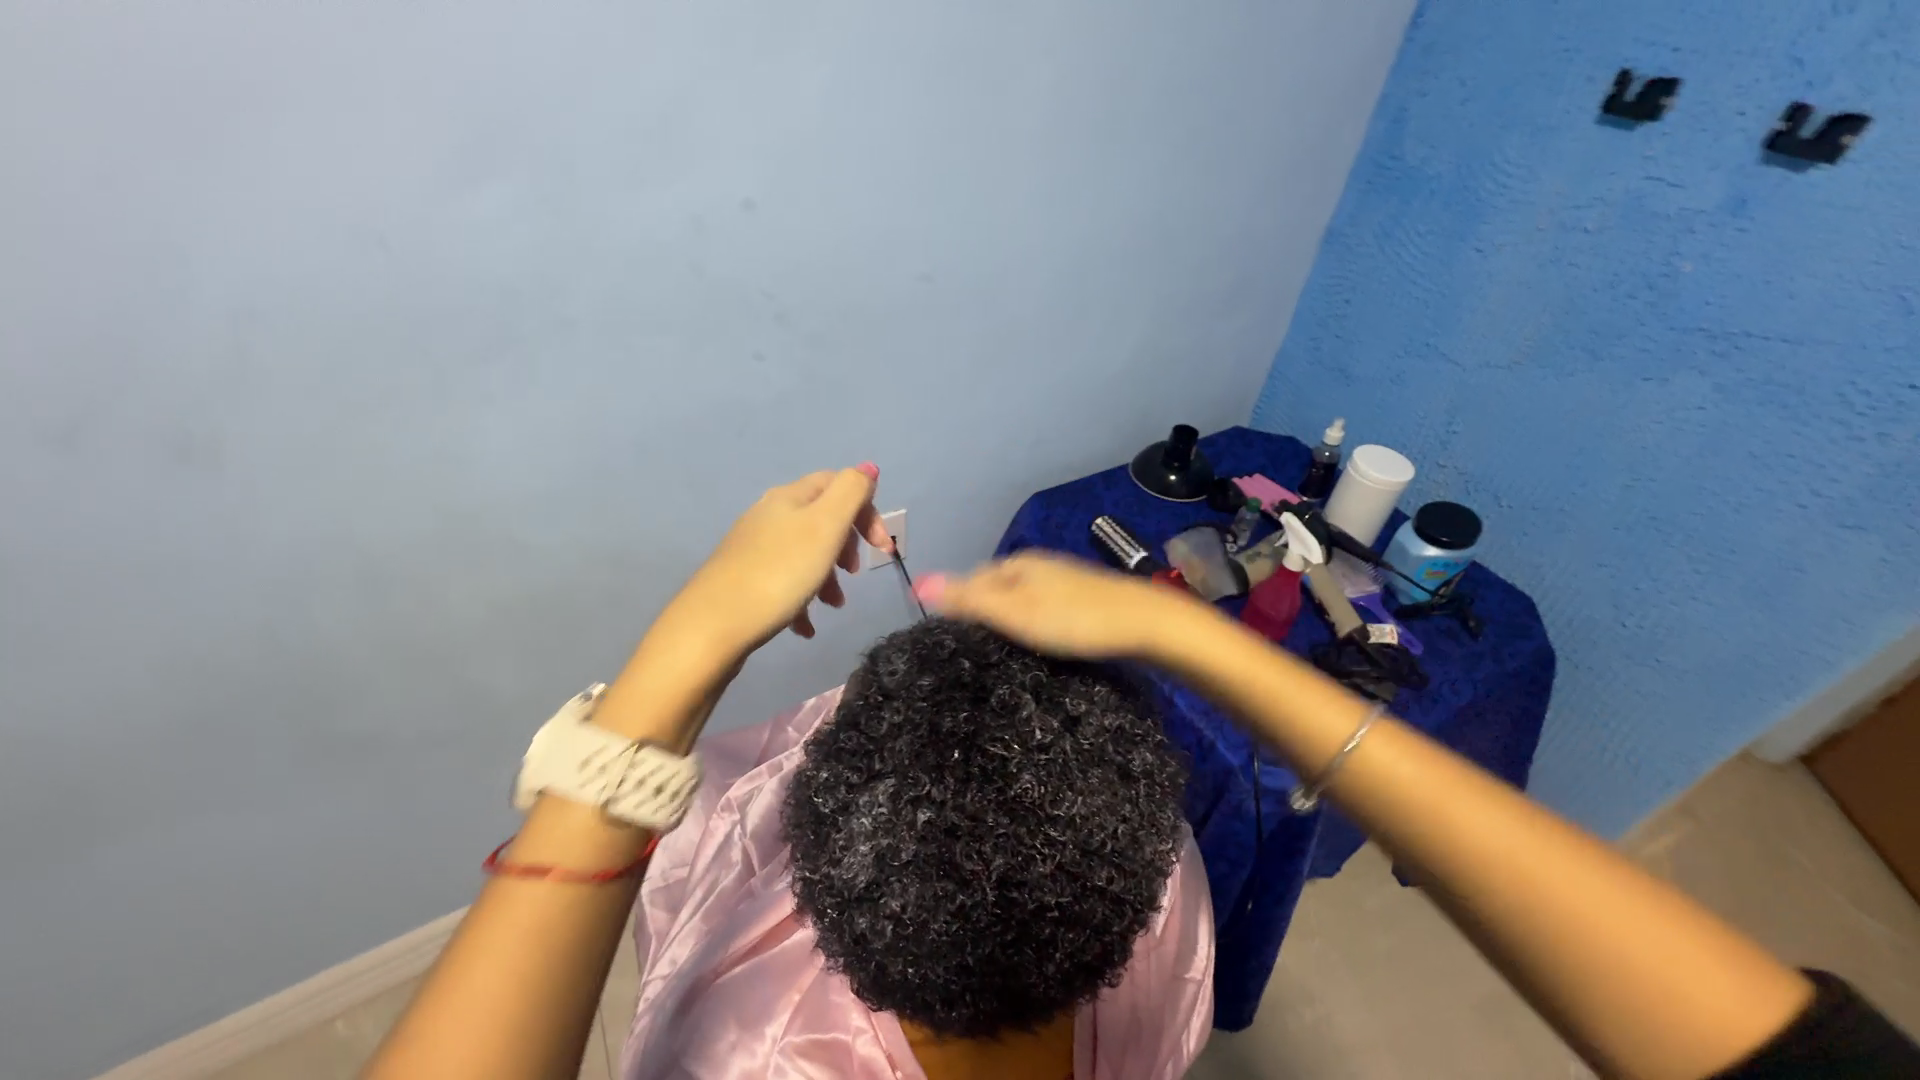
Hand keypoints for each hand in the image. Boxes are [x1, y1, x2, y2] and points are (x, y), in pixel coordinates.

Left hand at [661, 464, 893, 659]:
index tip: (881, 547)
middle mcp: (770, 515)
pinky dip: (803, 600)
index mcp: (790, 498)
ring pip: (805, 553)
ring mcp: (755, 548)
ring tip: (834, 606)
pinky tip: (806, 627)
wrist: (714, 624)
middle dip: (847, 545)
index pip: (838, 484)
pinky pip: (785, 582)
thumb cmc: (780, 572)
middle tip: (854, 573)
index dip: (866, 510)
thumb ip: (851, 492)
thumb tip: (868, 468)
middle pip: (822, 519)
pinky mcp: (745, 580)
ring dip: (828, 577)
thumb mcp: (825, 526)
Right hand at [915, 551, 1205, 660]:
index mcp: (1016, 564)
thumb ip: (968, 599)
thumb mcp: (1014, 612)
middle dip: (980, 612)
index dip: (955, 606)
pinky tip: (1037, 643)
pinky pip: (1042, 609)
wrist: (1144, 624)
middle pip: (995, 588)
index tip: (947, 641)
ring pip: (1020, 599)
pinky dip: (1032, 624)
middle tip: (970, 651)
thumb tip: (918, 582)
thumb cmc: (1073, 620)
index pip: (970, 580)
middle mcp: (1037, 565)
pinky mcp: (1083, 599)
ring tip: (999, 651)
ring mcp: (1062, 581)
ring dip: (1007, 619)